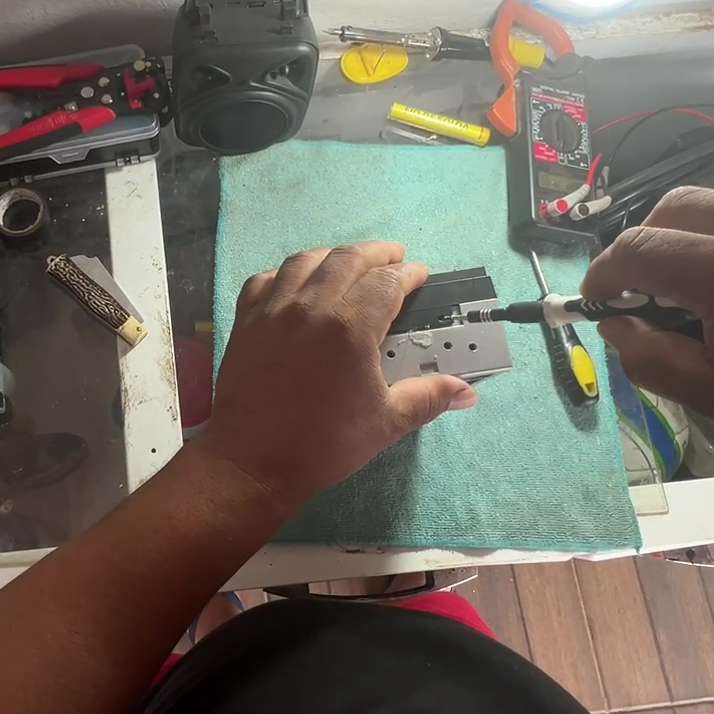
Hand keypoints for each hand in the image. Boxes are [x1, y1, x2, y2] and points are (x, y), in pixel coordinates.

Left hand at [197, 241, 478, 510]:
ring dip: (333, 255)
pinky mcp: (245, 319)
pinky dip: (286, 273)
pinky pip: (265, 279)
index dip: (408, 273)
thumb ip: (428, 396)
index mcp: (350, 326)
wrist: (253, 460)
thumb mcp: (385, 422)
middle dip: (377, 253)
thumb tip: (467, 391)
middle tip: (394, 257)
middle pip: (347, 259)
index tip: (420, 274)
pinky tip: (297, 283)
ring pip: (305, 260)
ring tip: (349, 262)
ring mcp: (273, 309)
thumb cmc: (323, 443)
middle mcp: (310, 306)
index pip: (386, 282)